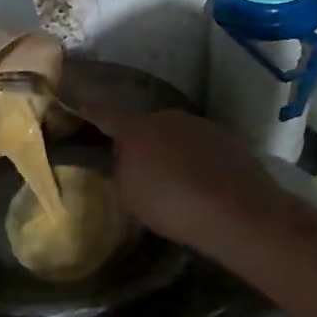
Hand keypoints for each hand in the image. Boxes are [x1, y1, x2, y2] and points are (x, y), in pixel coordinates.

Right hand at [78, 107, 295, 246]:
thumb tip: (128, 158)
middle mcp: (169, 117)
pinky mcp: (228, 138)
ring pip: (177, 134)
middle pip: (147, 125)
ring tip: (176, 180)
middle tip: (141, 167)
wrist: (235, 210)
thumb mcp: (131, 194)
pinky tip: (203, 183)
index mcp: (138, 129)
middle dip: (142, 140)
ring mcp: (201, 124)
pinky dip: (198, 159)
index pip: (107, 115)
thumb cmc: (171, 204)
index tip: (81, 106)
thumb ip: (124, 168)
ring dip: (172, 150)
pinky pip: (202, 146)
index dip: (92, 112)